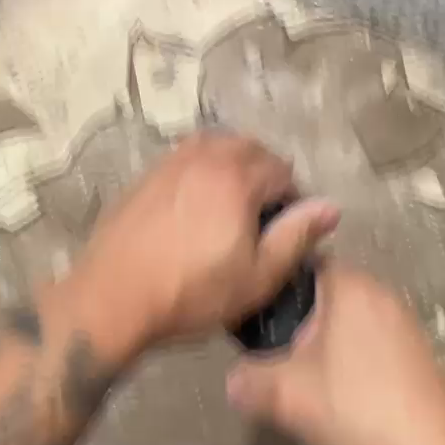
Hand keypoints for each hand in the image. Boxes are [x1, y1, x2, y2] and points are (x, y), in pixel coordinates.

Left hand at [58, 133, 338, 360]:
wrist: (113, 298)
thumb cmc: (191, 293)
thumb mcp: (257, 277)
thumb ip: (296, 237)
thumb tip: (331, 207)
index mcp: (236, 177)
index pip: (281, 170)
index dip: (292, 199)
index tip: (286, 230)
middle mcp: (204, 157)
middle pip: (249, 148)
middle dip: (265, 175)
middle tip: (263, 218)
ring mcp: (170, 162)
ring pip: (216, 146)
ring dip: (234, 165)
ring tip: (233, 206)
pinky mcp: (147, 175)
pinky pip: (187, 156)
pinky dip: (203, 168)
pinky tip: (198, 203)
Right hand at [224, 264, 444, 444]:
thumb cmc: (357, 411)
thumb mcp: (285, 397)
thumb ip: (248, 380)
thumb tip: (233, 380)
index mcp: (350, 286)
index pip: (301, 264)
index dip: (272, 288)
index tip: (252, 317)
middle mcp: (382, 295)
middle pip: (323, 299)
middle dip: (298, 329)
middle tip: (274, 361)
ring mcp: (407, 329)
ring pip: (348, 329)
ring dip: (325, 354)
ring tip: (306, 390)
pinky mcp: (422, 363)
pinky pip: (372, 353)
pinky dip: (353, 372)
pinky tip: (345, 408)